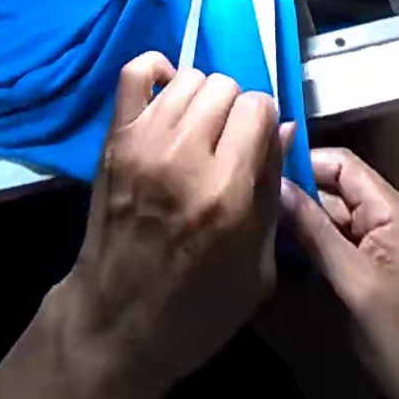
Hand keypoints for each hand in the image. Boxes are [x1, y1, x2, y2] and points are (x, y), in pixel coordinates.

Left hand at [0, 53, 286, 398]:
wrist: (115, 327)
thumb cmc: (198, 306)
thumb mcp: (258, 264)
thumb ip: (273, 186)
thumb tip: (284, 127)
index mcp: (225, 191)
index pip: (258, 107)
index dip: (263, 124)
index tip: (255, 146)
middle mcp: (184, 157)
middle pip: (226, 87)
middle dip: (235, 110)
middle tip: (225, 143)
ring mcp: (143, 143)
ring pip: (191, 77)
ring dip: (202, 98)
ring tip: (197, 129)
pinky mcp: (114, 139)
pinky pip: (137, 71)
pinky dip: (158, 72)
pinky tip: (168, 100)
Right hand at [281, 148, 398, 398]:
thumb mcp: (355, 283)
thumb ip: (316, 233)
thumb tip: (278, 187)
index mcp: (393, 209)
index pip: (345, 165)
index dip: (306, 162)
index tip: (265, 171)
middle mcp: (388, 217)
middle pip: (338, 189)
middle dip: (300, 192)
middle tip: (255, 202)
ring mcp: (382, 244)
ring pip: (335, 217)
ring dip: (303, 220)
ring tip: (261, 223)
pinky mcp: (374, 268)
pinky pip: (340, 242)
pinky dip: (314, 244)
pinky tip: (284, 251)